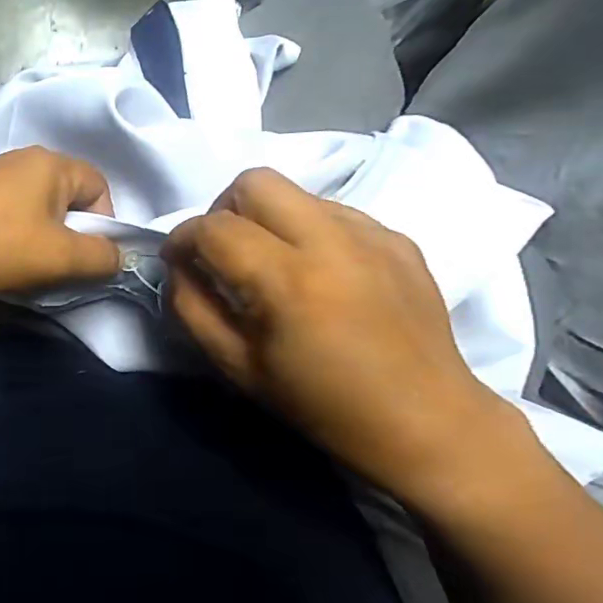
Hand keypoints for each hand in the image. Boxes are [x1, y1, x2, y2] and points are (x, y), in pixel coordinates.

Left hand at [0, 146, 121, 297]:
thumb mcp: (61, 258)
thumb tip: (116, 256)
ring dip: (40, 244)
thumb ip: (102, 257)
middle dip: (70, 237)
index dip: (104, 226)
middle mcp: (22, 160)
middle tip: (56, 269)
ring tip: (23, 270)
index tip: (86, 258)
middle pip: (68, 200)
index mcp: (50, 162)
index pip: (100, 188)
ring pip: (37, 212)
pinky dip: (12, 241)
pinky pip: (9, 218)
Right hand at [162, 168, 532, 505]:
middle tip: (224, 250)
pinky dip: (308, 230)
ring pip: (296, 192)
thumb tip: (179, 267)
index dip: (181, 238)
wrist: (425, 420)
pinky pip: (333, 211)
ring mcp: (372, 234)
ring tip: (272, 262)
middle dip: (223, 210)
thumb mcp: (235, 366)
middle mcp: (331, 242)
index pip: (214, 227)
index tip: (177, 259)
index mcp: (288, 281)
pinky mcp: (398, 239)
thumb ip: (191, 308)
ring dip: (267, 217)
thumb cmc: (320, 403)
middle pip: (255, 182)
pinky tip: (317, 272)